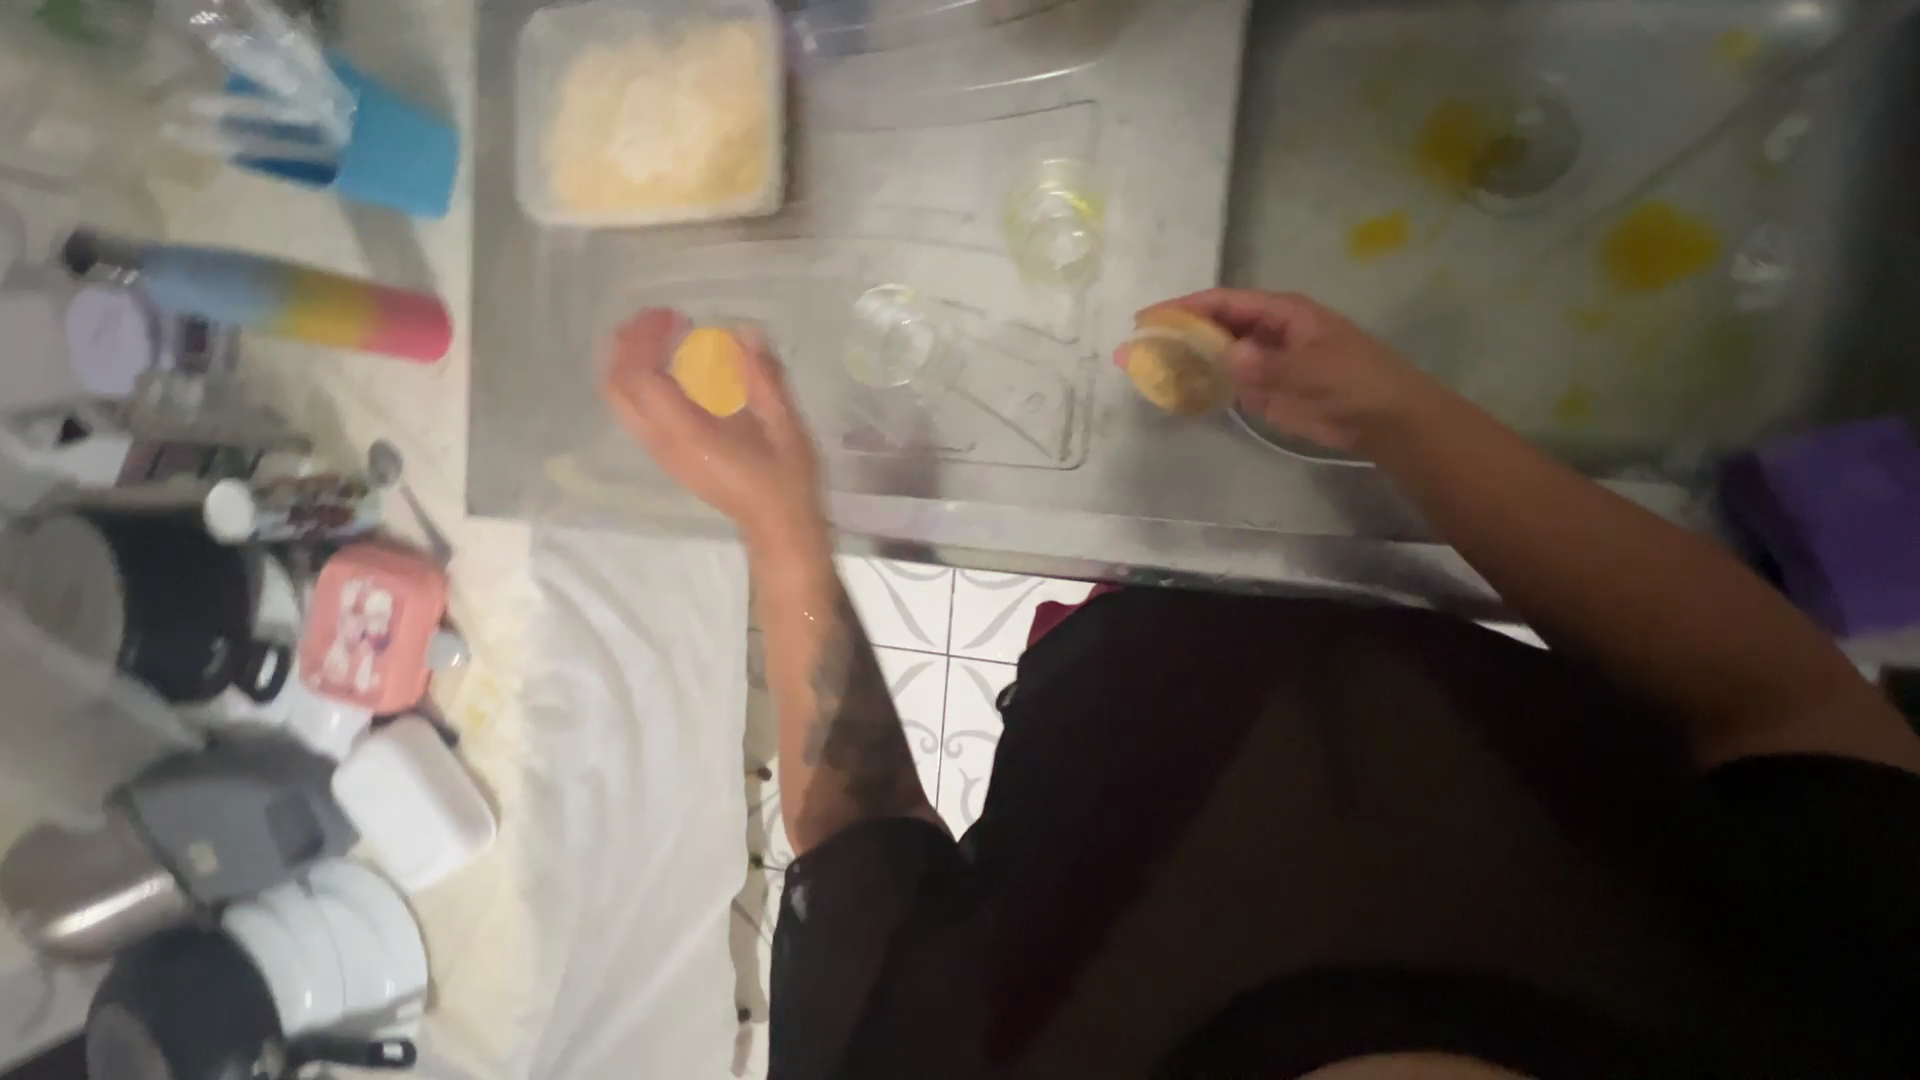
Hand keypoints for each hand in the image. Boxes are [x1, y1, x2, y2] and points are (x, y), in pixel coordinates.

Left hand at [603, 309, 826, 555]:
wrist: (777, 528)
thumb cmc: (785, 481)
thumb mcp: (786, 427)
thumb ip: (765, 379)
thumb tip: (745, 332)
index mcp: (690, 436)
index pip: (644, 378)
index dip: (649, 339)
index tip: (677, 316)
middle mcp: (664, 444)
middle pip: (617, 388)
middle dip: (627, 344)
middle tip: (659, 319)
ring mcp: (661, 453)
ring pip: (619, 401)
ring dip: (628, 362)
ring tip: (659, 337)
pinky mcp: (666, 457)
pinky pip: (634, 412)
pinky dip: (638, 381)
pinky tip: (669, 368)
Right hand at [1143, 290, 1435, 451]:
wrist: (1385, 419)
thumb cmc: (1356, 381)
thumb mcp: (1315, 369)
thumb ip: (1269, 364)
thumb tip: (1228, 356)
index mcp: (1280, 314)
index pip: (1223, 303)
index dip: (1185, 308)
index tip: (1148, 319)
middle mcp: (1265, 332)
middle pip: (1211, 327)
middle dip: (1173, 334)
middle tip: (1133, 348)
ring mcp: (1262, 362)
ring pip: (1212, 355)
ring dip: (1180, 360)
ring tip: (1142, 369)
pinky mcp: (1262, 391)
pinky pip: (1222, 383)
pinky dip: (1198, 385)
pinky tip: (1172, 392)